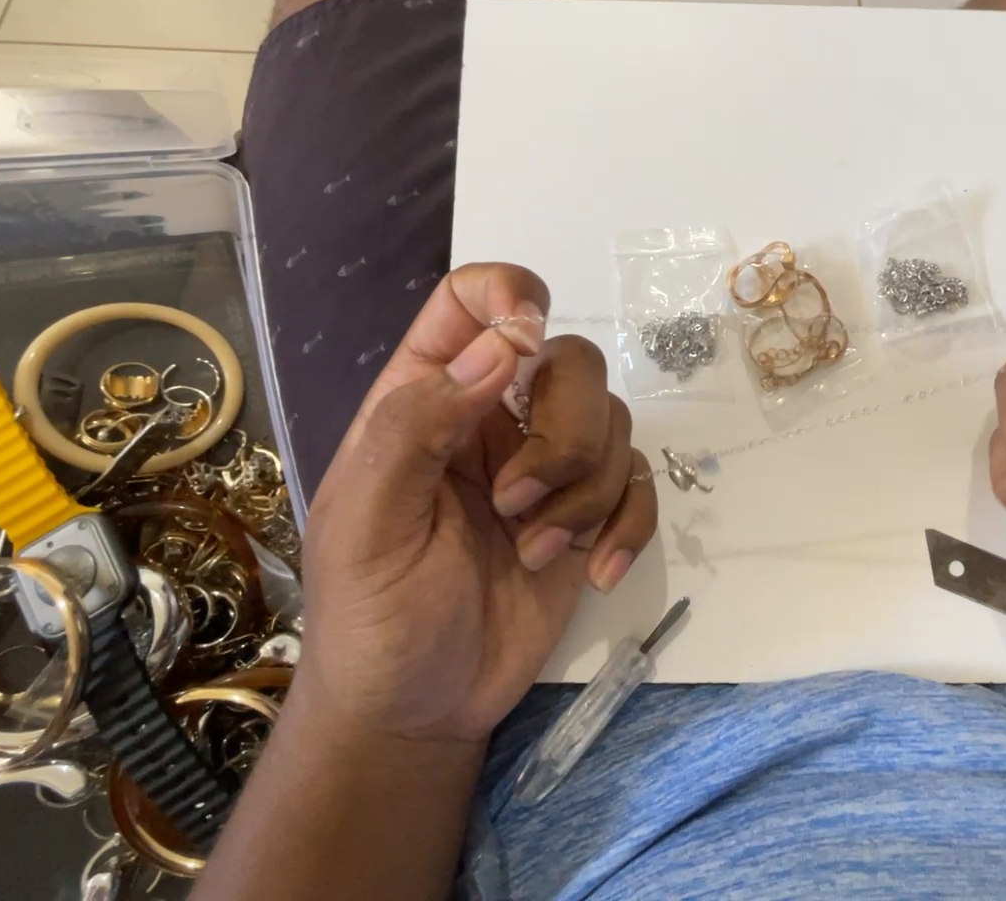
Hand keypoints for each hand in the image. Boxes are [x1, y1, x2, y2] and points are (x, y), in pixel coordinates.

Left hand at [294, 263, 657, 742]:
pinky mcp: (590, 514)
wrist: (421, 710)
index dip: (509, 296)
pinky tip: (594, 571)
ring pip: (614, 422)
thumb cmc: (373, 615)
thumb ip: (416, 424)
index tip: (526, 345)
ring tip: (534, 553)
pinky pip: (638, 484)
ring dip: (585, 492)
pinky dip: (629, 524)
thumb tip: (503, 346)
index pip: (471, 301)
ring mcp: (551, 467)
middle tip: (514, 504)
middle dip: (563, 433)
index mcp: (429, 398)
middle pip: (572, 361)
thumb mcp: (366, 522)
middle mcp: (498, 418)